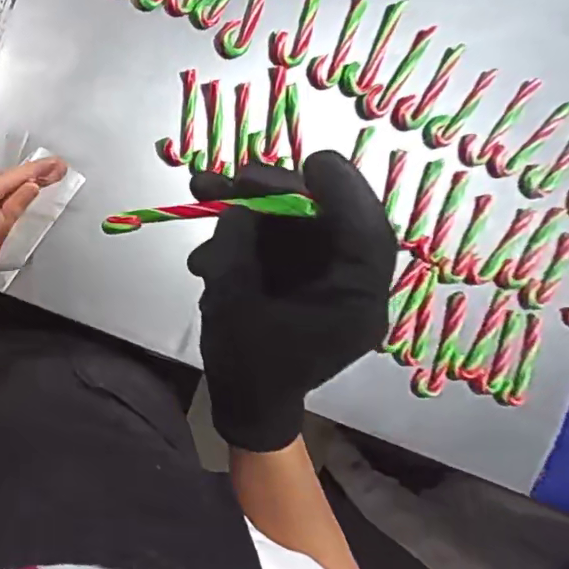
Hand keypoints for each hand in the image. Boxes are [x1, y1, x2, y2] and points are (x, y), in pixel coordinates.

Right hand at [187, 152, 396, 452]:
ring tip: (202, 189)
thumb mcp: (232, 307)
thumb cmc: (247, 368)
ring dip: (248, 209)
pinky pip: (275, 243)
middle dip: (275, 194)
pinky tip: (205, 250)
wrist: (244, 406)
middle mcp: (346, 282)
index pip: (366, 234)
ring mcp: (319, 278)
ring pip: (294, 227)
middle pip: (323, 221)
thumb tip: (236, 209)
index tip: (312, 162)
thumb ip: (235, 253)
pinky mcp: (295, 277)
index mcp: (356, 299)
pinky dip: (240, 236)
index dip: (342, 192)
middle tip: (233, 176)